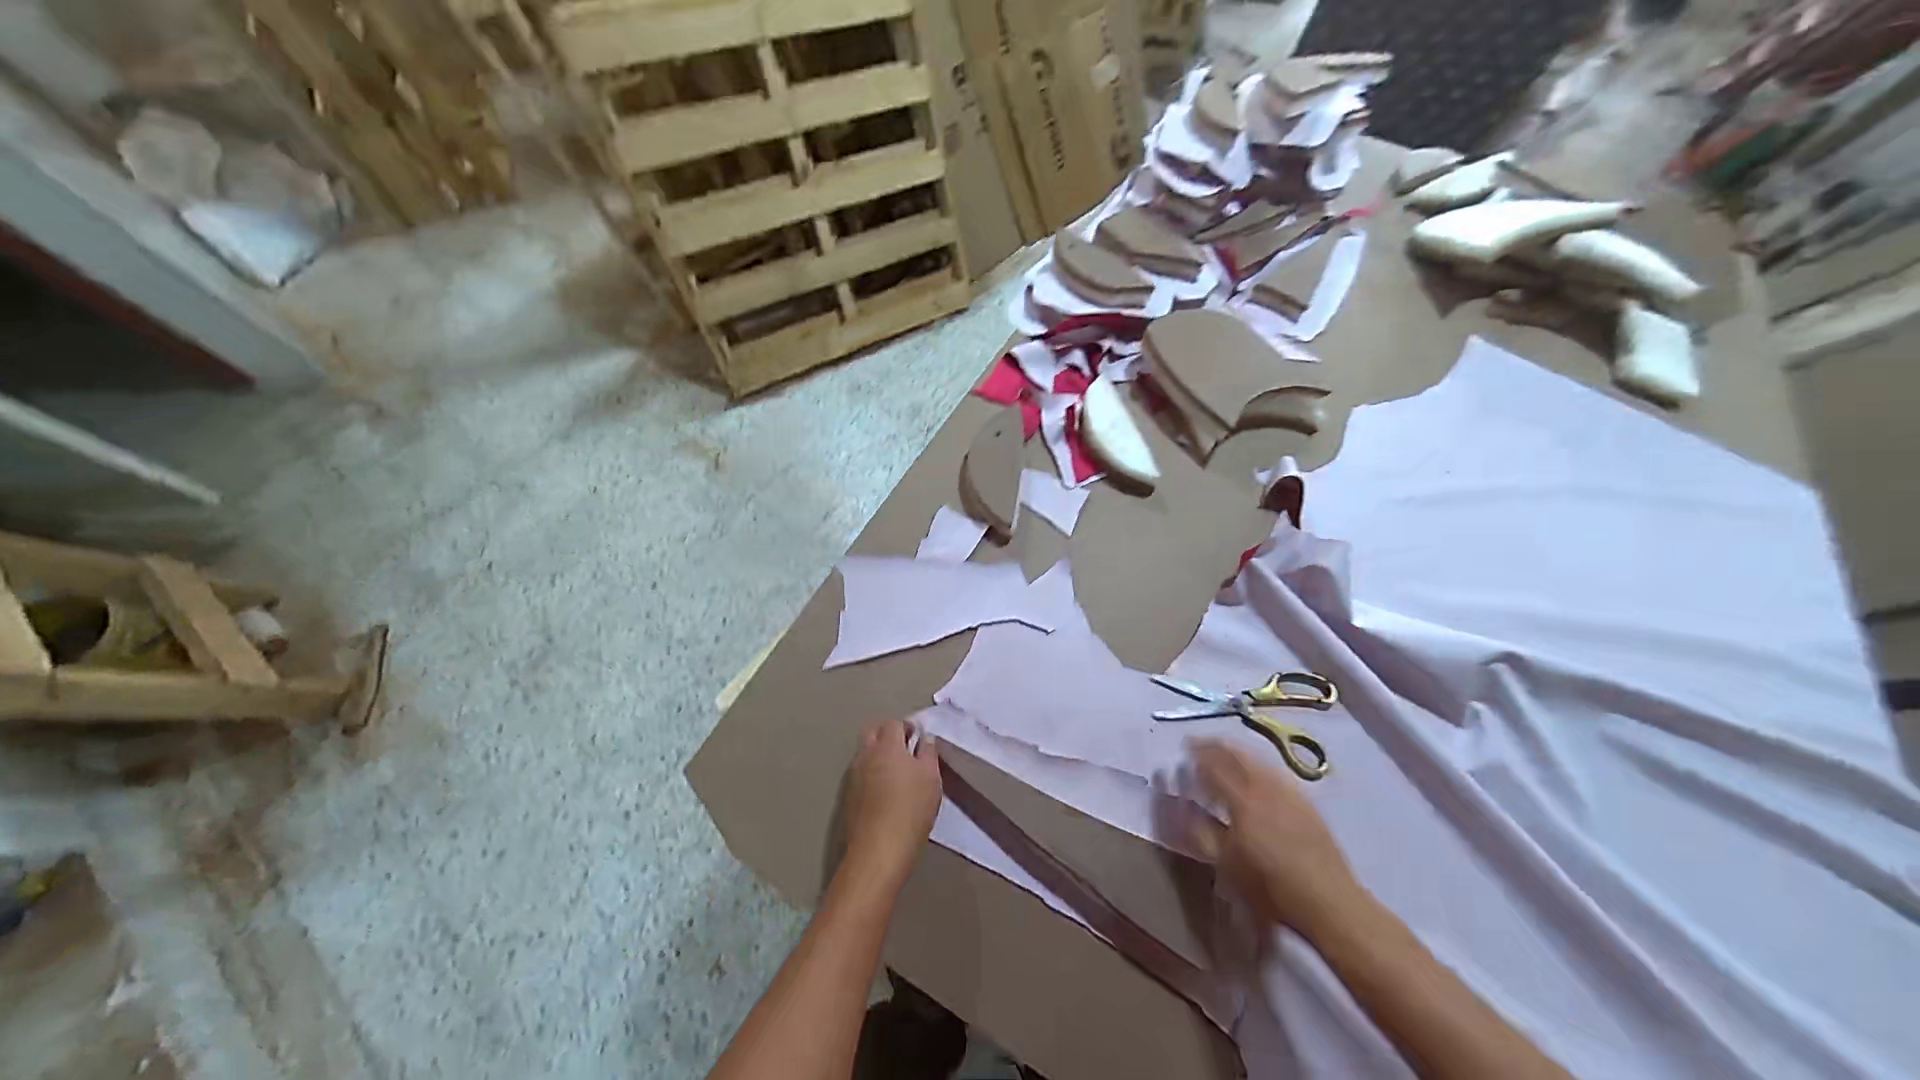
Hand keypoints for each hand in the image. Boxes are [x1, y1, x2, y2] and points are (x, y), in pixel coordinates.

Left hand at [842, 718, 941, 882]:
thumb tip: (924, 740)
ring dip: (878, 755)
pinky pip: (860, 774)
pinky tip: (885, 793)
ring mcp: (853, 776)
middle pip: (872, 732)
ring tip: (897, 774)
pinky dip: (871, 774)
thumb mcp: (932, 779)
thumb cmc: (911, 809)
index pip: (893, 723)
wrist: (879, 850)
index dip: (907, 728)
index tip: (919, 742)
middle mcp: (865, 755)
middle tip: (906, 751)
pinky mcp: (848, 796)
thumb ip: (928, 754)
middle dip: (887, 735)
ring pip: (864, 753)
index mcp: (887, 746)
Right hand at [1187, 738, 1364, 937]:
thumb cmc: (1269, 887)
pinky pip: (1276, 770)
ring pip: (1258, 759)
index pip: (1213, 766)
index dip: (1196, 755)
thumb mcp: (1225, 862)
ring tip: (1224, 750)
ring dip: (1237, 750)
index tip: (1183, 750)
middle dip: (1215, 745)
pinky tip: (1256, 770)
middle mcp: (1265, 787)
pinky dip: (1258, 763)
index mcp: (1242, 800)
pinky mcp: (1306, 801)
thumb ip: (1199, 829)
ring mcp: (1289, 791)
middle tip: (1199, 742)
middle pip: (1236, 755)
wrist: (1329, 902)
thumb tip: (1179, 804)